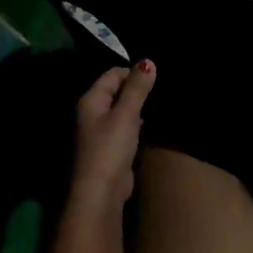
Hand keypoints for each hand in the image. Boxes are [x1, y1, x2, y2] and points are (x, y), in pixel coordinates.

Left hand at [72, 61, 156, 204]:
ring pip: (121, 109)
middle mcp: (92, 112)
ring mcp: (100, 130)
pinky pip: (124, 126)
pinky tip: (149, 123)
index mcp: (91, 100)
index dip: (132, 72)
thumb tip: (147, 61)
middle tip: (161, 87)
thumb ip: (137, 88)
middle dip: (136, 88)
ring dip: (137, 105)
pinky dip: (136, 122)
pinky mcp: (110, 146)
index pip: (112, 74)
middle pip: (116, 90)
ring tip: (159, 102)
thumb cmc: (110, 147)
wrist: (101, 191)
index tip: (155, 75)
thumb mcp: (126, 114)